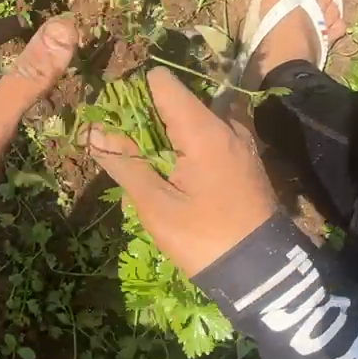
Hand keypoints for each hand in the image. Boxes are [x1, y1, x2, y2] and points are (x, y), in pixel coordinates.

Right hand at [83, 68, 277, 275]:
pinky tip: (170, 175)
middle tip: (122, 148)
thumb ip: (124, 162)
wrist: (265, 275)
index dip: (134, 91)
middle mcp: (225, 126)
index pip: (163, 83)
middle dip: (145, 118)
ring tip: (144, 166)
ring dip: (164, 135)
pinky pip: (207, 137)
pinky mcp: (244, 158)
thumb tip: (92, 132)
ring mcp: (239, 142)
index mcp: (204, 130)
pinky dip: (184, 147)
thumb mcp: (156, 205)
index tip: (114, 116)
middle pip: (175, 101)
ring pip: (190, 120)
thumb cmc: (205, 238)